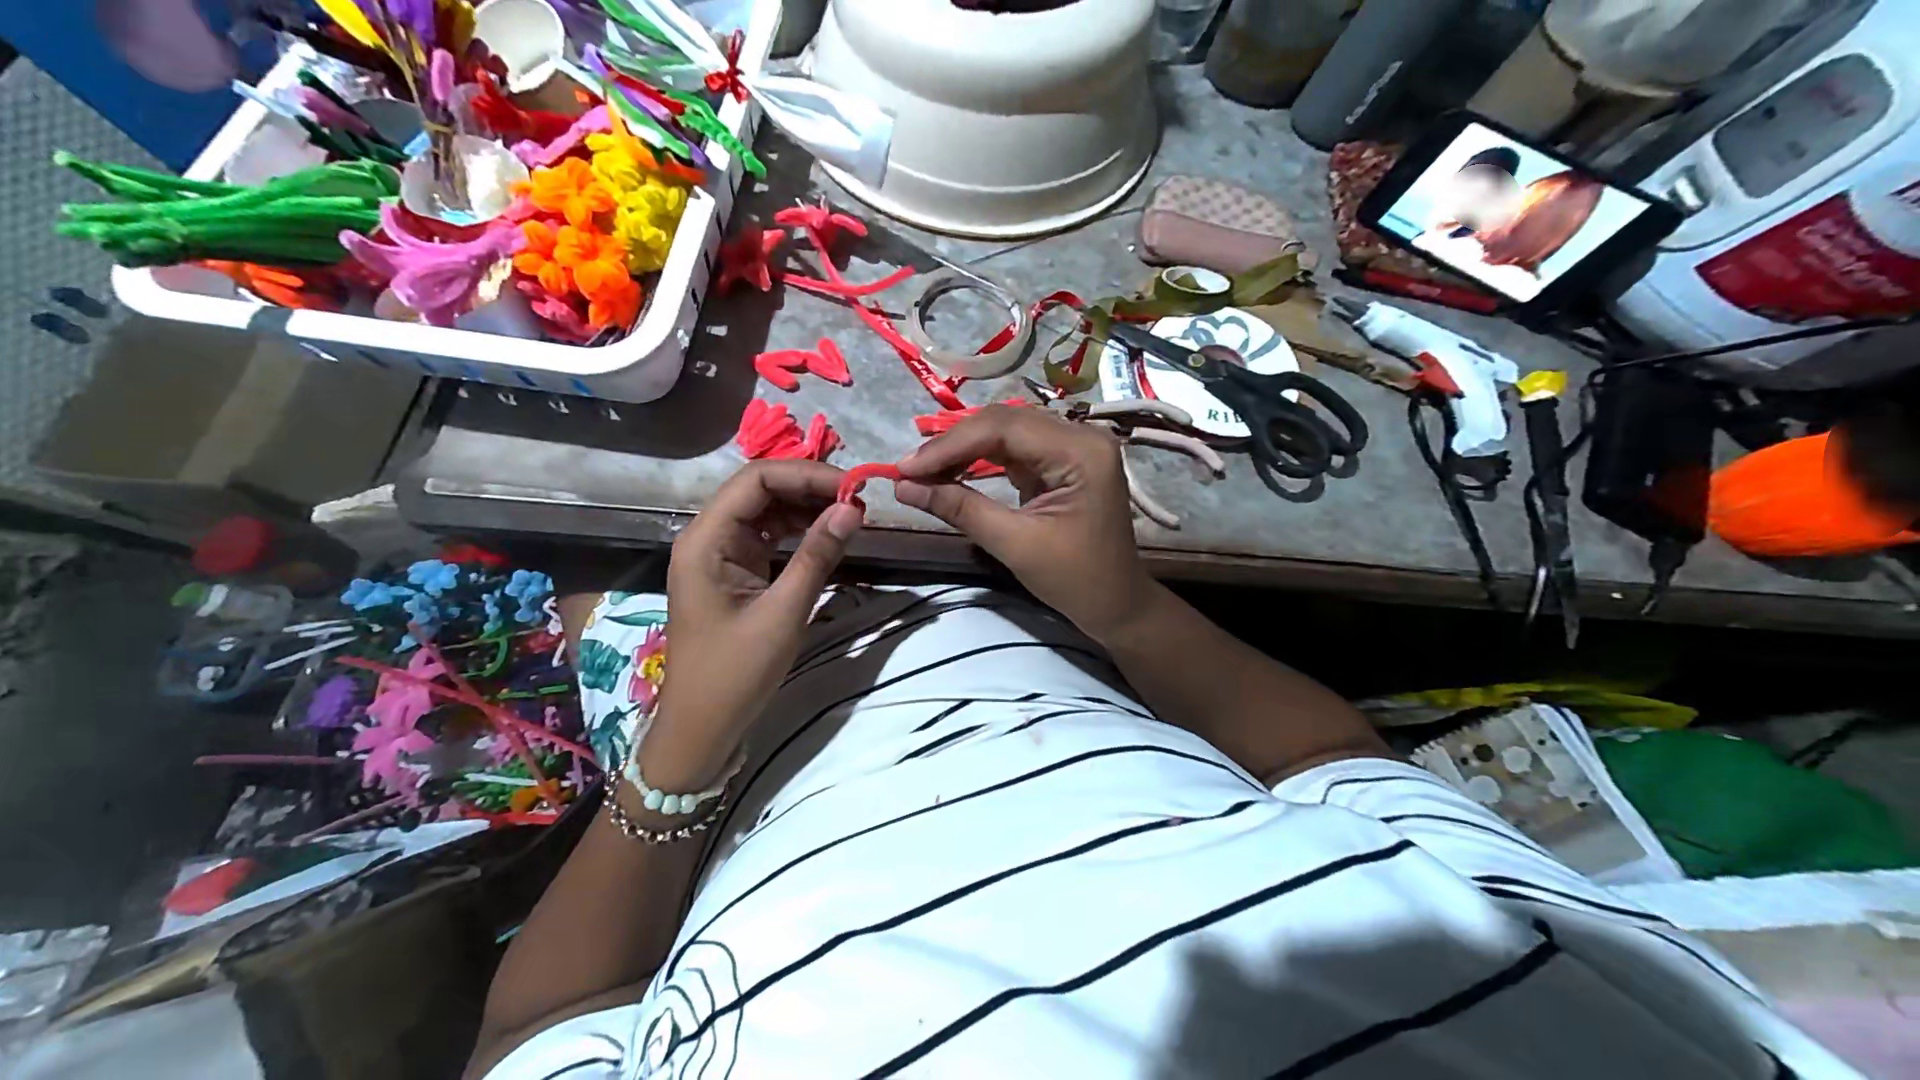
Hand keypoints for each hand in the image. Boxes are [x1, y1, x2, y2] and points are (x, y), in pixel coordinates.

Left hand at [647, 461, 862, 786]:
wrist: (703, 726)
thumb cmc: (736, 672)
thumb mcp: (783, 613)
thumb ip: (817, 556)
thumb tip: (853, 509)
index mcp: (706, 540)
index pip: (756, 481)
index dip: (805, 475)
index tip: (851, 489)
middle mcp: (708, 537)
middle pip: (760, 490)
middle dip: (809, 488)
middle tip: (857, 501)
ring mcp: (720, 554)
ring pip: (766, 511)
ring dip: (807, 508)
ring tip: (850, 516)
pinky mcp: (734, 571)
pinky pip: (768, 536)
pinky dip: (799, 531)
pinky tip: (828, 534)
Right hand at [895, 405, 1153, 640]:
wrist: (1116, 603)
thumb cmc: (1075, 579)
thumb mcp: (1015, 544)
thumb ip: (961, 509)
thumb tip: (903, 487)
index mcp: (1081, 450)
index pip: (1004, 428)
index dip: (950, 445)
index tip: (906, 467)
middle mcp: (1080, 435)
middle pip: (1003, 422)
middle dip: (952, 444)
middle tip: (908, 469)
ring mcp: (1072, 445)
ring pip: (1004, 431)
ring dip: (962, 449)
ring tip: (921, 471)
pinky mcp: (1061, 460)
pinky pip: (1012, 448)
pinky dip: (978, 459)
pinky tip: (950, 471)